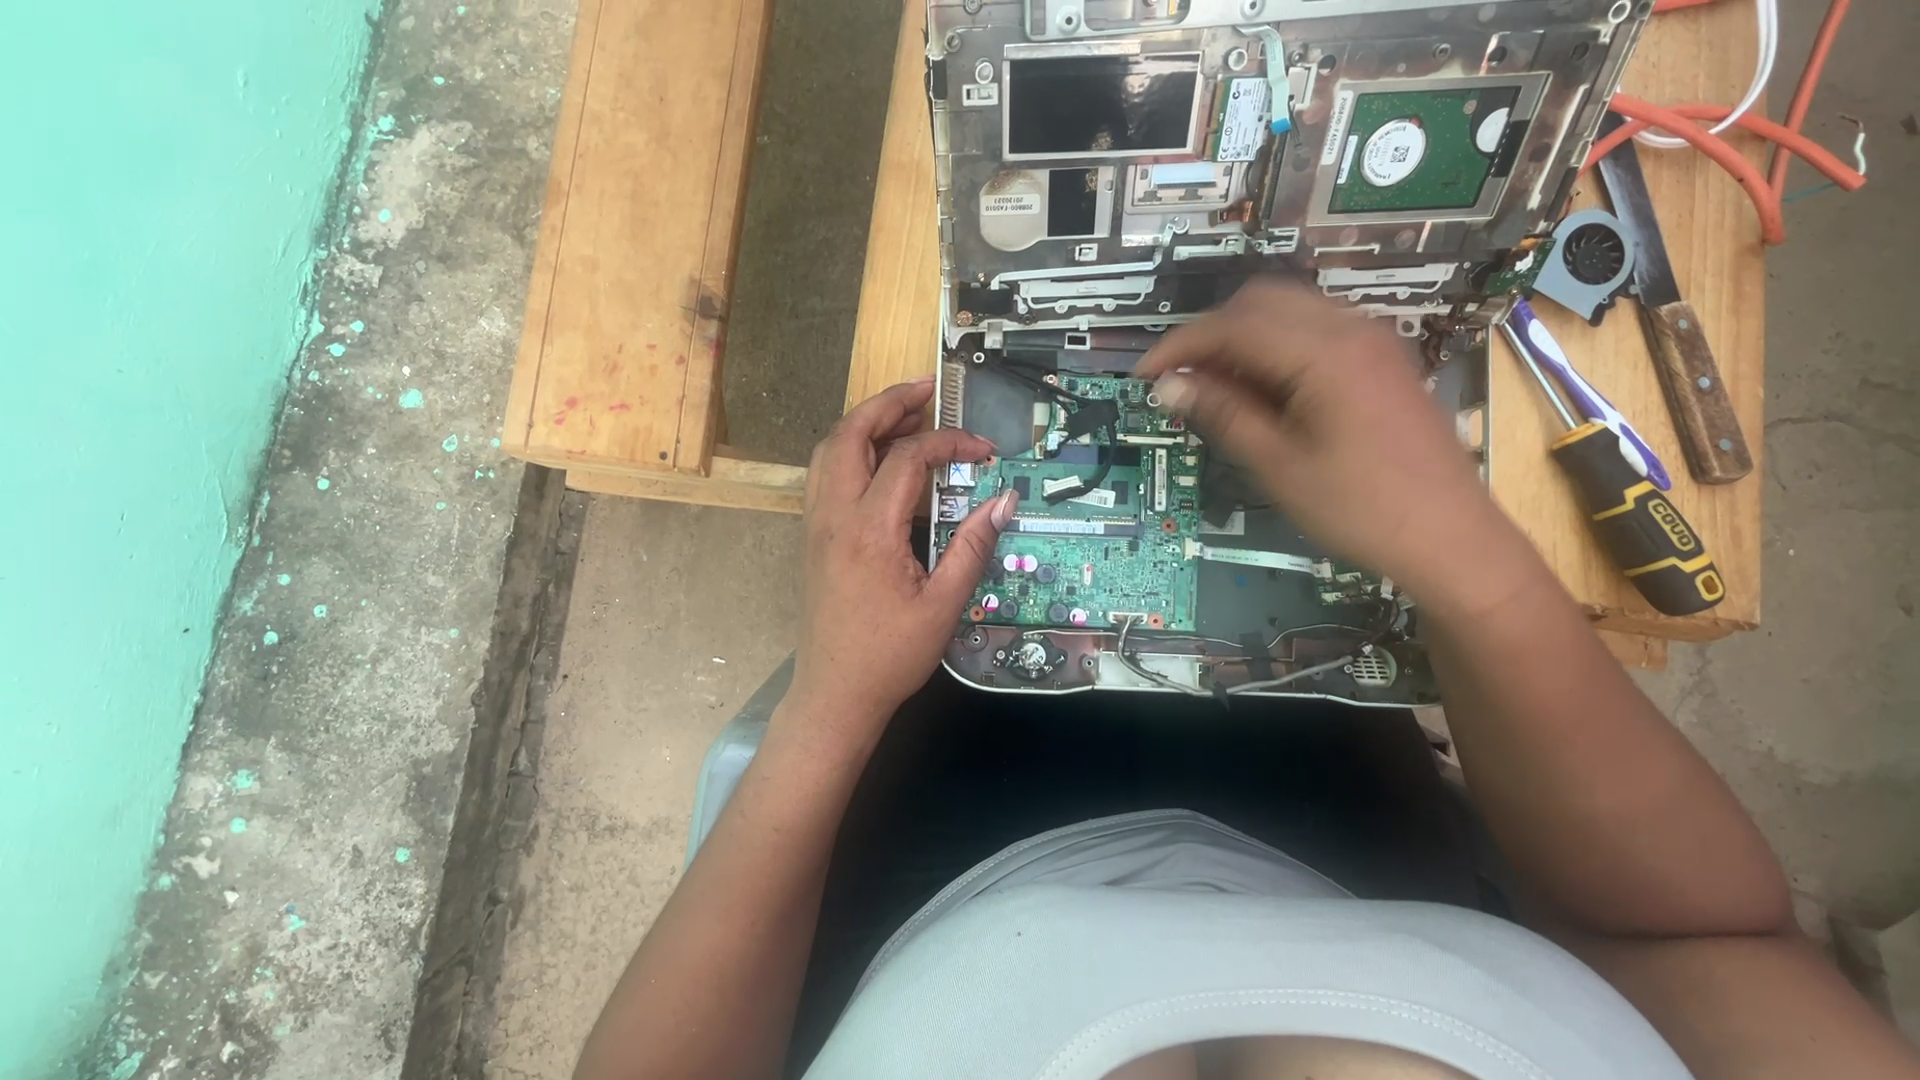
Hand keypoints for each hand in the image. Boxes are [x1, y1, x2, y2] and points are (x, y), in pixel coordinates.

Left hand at [785, 378, 1018, 747]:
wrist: (834, 693)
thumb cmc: (890, 656)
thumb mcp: (942, 607)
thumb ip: (972, 549)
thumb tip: (1003, 501)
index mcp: (869, 531)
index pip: (907, 459)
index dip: (948, 443)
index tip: (983, 453)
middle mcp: (833, 515)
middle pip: (851, 433)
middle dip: (889, 402)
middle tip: (928, 390)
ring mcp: (816, 524)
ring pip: (830, 448)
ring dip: (864, 421)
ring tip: (905, 413)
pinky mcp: (812, 536)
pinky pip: (825, 472)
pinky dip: (850, 448)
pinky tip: (878, 459)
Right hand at [1134, 280, 1513, 597]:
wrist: (1450, 536)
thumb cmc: (1360, 508)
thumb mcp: (1278, 465)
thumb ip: (1223, 414)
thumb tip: (1169, 387)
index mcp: (1324, 352)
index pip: (1233, 326)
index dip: (1180, 346)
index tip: (1144, 375)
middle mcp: (1351, 328)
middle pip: (1260, 301)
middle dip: (1210, 333)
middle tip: (1180, 381)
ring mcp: (1371, 339)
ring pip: (1288, 310)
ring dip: (1242, 338)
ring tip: (1215, 390)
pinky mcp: (1380, 358)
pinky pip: (1314, 330)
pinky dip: (1275, 347)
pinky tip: (1262, 390)